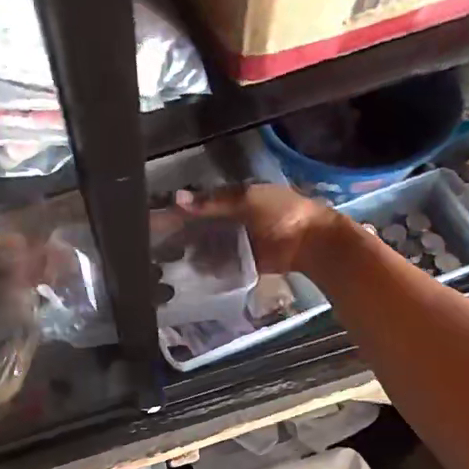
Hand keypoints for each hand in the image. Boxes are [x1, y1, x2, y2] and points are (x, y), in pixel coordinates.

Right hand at [175, 185, 342, 274]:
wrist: (311, 242)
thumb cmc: (281, 213)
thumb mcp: (246, 200)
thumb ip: (212, 202)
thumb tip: (176, 198)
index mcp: (235, 197)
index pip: (201, 202)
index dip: (181, 210)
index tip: (158, 220)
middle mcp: (233, 218)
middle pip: (202, 225)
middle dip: (184, 234)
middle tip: (161, 245)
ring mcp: (238, 241)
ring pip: (209, 245)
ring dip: (194, 252)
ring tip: (173, 261)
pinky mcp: (243, 261)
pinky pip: (221, 263)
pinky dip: (209, 266)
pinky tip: (193, 271)